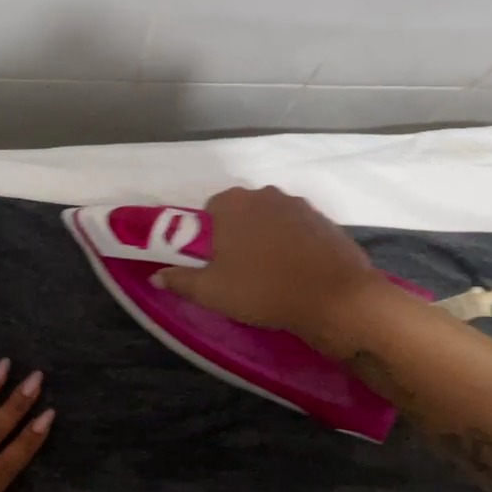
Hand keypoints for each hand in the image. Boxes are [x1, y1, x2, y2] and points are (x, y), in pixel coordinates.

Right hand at [152, 186, 384, 351]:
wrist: (335, 297)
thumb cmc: (262, 289)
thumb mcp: (212, 292)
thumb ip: (180, 280)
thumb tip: (156, 276)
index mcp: (232, 204)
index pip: (209, 212)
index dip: (209, 239)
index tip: (215, 264)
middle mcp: (265, 195)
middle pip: (242, 213)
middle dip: (238, 236)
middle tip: (240, 272)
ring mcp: (299, 205)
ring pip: (271, 221)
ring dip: (267, 240)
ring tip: (271, 275)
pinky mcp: (325, 221)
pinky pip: (299, 231)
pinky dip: (294, 246)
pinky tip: (297, 274)